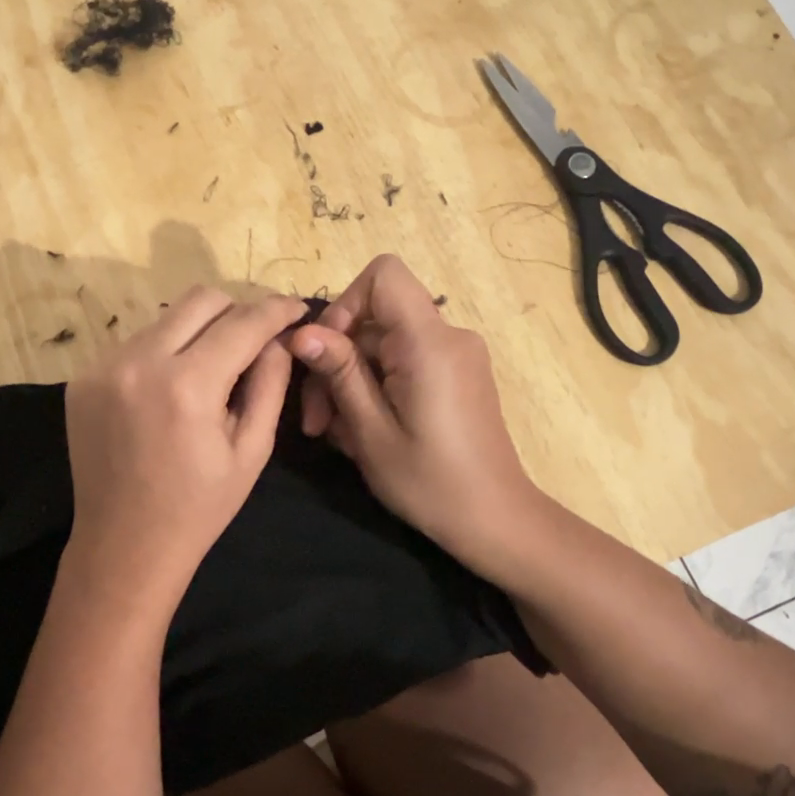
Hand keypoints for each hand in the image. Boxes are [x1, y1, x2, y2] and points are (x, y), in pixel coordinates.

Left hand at [61, 287, 306, 616]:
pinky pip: (134, 344)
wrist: (123, 546)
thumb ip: (270, 383)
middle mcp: (140, 362)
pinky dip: (160, 354)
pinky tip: (168, 392)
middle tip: (253, 339)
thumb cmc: (198, 508)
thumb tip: (276, 337)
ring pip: (164, 319)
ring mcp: (103, 367)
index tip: (294, 308)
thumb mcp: (251, 450)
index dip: (276, 310)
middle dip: (236, 310)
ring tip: (208, 372)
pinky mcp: (83, 379)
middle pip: (201, 299)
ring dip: (195, 332)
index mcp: (188, 386)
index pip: (243, 322)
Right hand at [286, 255, 541, 575]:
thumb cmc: (428, 482)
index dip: (345, 303)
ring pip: (382, 346)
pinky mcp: (455, 376)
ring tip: (338, 436)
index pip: (383, 275)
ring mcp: (455, 356)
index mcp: (428, 342)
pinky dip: (376, 390)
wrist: (493, 520)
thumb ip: (339, 373)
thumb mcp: (370, 431)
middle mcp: (448, 337)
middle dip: (337, 362)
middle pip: (374, 319)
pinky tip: (364, 434)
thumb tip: (301, 332)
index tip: (326, 354)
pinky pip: (402, 364)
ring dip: (351, 384)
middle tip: (317, 423)